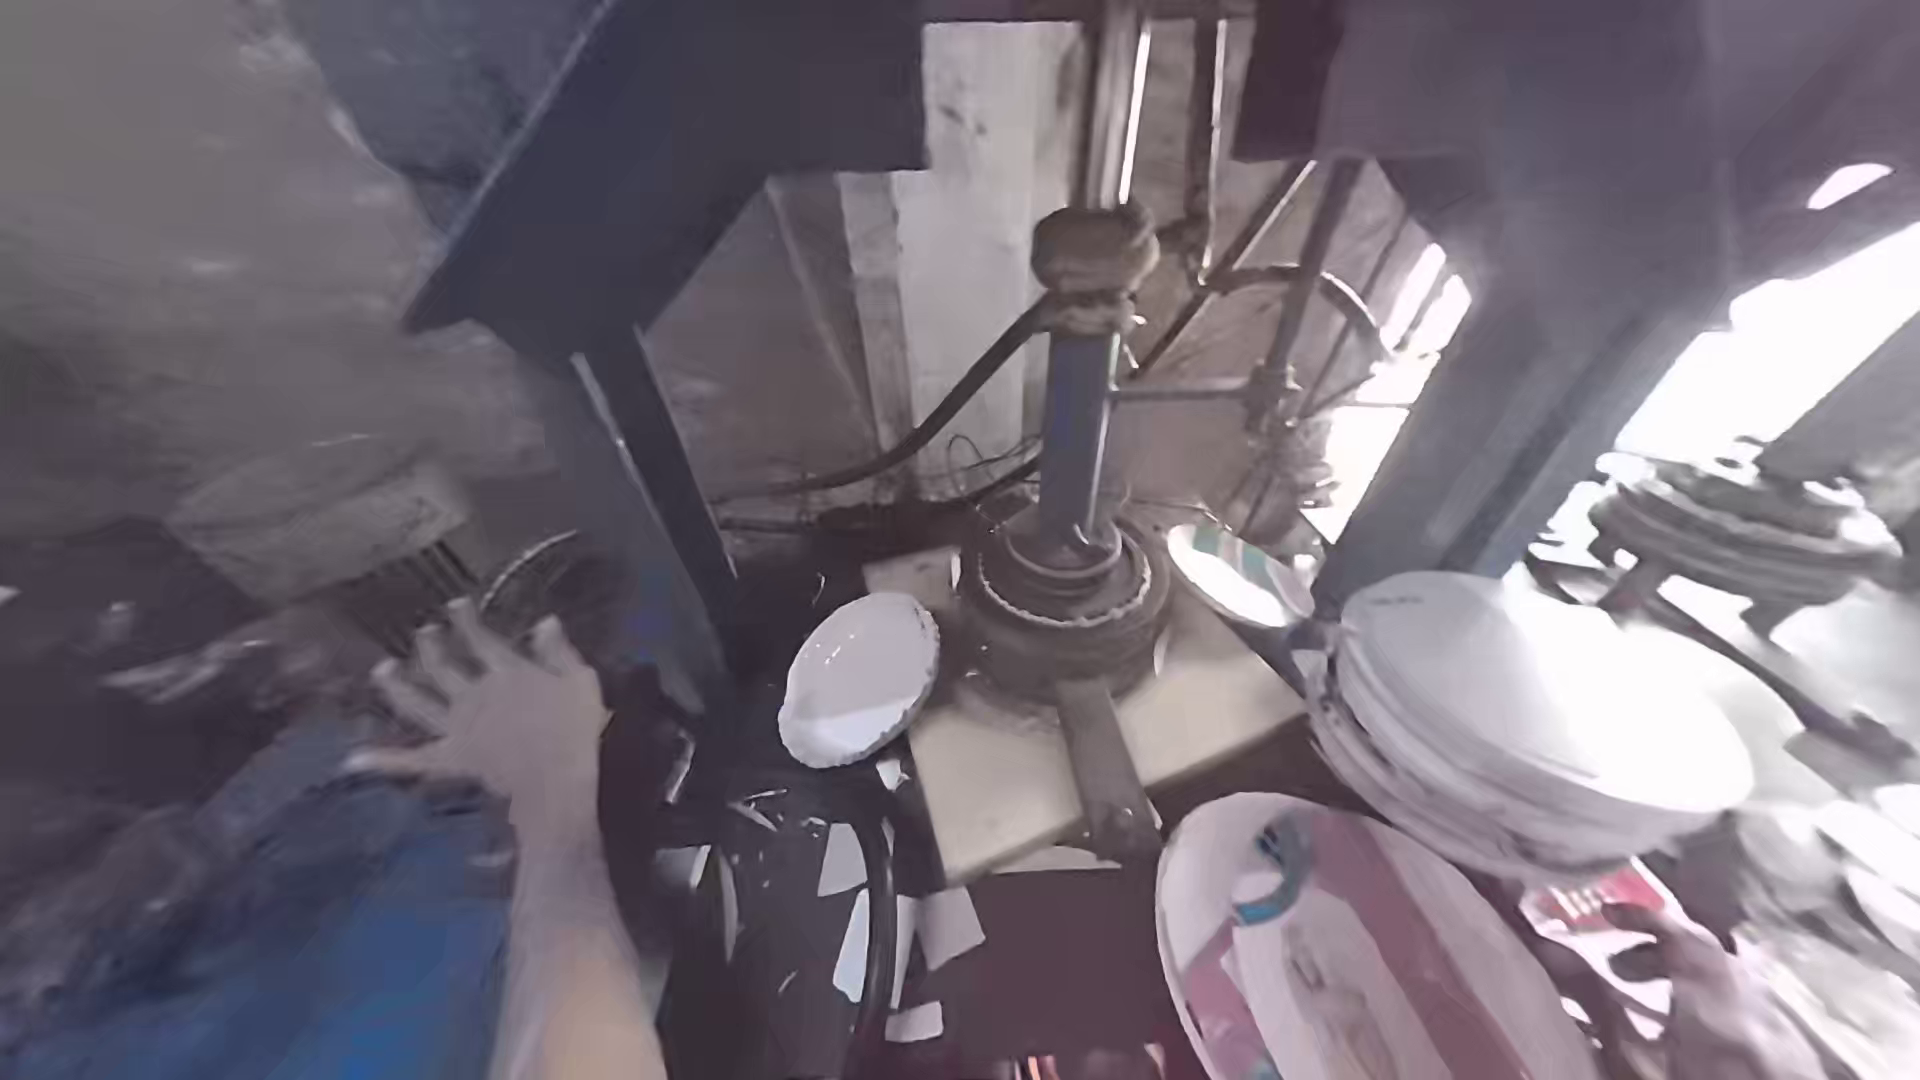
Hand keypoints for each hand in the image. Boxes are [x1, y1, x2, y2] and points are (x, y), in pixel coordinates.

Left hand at [354, 599, 606, 837]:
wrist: (556, 775)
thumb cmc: (577, 724)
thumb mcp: (580, 679)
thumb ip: (558, 651)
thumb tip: (544, 621)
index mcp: (507, 673)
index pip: (481, 640)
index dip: (466, 621)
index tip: (455, 604)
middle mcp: (473, 694)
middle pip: (443, 666)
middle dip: (431, 646)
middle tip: (424, 632)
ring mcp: (456, 727)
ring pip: (417, 703)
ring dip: (396, 686)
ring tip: (381, 670)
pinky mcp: (450, 758)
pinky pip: (412, 759)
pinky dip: (383, 760)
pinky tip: (353, 759)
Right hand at [1604, 904, 1821, 1079]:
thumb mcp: (1629, 1064)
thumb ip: (1593, 1000)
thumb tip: (1546, 945)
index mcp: (1720, 1018)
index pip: (1690, 937)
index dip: (1645, 914)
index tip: (1602, 914)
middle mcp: (1764, 1023)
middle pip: (1718, 957)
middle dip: (1662, 946)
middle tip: (1614, 959)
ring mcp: (1790, 1050)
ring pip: (1738, 984)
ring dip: (1686, 973)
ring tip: (1641, 993)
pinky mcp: (1798, 1069)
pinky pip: (1754, 1014)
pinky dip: (1711, 1002)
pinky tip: (1681, 1029)